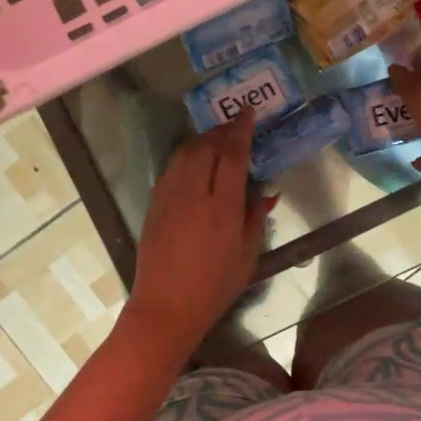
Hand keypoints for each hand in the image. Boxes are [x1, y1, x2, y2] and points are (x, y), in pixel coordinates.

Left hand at [126, 109, 276, 351]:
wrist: (165, 308)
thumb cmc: (214, 288)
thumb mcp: (246, 256)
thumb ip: (255, 219)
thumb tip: (266, 193)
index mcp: (222, 208)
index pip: (232, 155)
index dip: (241, 130)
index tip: (248, 113)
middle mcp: (193, 195)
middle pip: (206, 147)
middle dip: (221, 131)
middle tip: (234, 125)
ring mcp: (169, 198)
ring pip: (184, 154)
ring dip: (201, 140)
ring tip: (215, 139)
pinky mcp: (153, 205)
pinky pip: (171, 169)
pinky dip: (185, 157)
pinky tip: (194, 162)